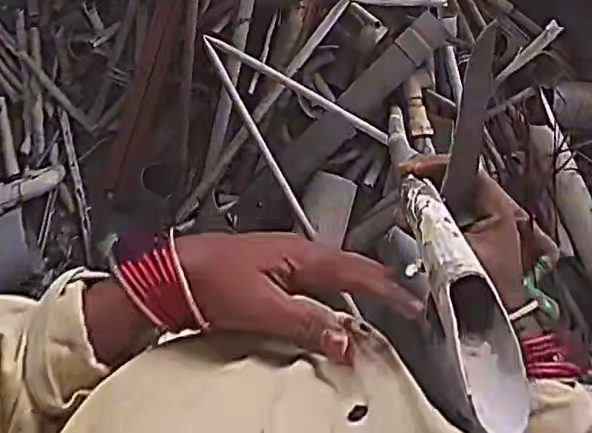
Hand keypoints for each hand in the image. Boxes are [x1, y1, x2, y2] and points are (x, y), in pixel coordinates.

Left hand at [83, 233, 422, 367]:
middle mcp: (294, 252)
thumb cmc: (213, 276)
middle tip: (406, 305)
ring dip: (356, 295)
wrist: (179, 271)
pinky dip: (333, 302)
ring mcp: (284, 263)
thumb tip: (346, 339)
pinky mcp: (273, 277)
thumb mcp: (263, 307)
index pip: (354, 270)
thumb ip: (307, 323)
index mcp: (298, 252)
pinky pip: (315, 288)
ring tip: (380, 312)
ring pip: (332, 279)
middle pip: (347, 269)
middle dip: (378, 286)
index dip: (387, 287)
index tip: (413, 302)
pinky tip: (333, 317)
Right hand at [399, 155, 552, 304]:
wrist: (493, 330)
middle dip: (425, 185)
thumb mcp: (455, 253)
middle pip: (454, 181)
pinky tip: (414, 226)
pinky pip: (445, 215)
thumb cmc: (485, 297)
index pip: (467, 170)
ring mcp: (485, 226)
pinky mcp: (473, 238)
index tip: (413, 171)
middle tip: (406, 189)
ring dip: (423, 202)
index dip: (436, 165)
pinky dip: (427, 217)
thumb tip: (413, 198)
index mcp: (500, 211)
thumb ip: (433, 222)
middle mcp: (495, 214)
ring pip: (447, 197)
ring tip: (408, 212)